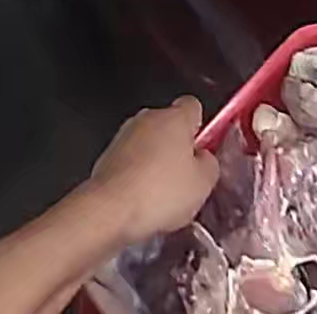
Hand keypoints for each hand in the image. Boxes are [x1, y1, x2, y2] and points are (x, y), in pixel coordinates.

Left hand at [87, 96, 219, 243]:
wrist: (110, 210)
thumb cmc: (160, 192)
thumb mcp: (203, 184)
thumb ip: (209, 164)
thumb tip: (203, 159)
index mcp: (175, 117)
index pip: (192, 106)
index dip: (199, 126)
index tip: (201, 149)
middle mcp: (148, 117)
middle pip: (169, 125)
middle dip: (177, 148)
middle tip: (184, 179)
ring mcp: (125, 134)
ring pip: (149, 143)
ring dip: (155, 162)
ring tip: (161, 197)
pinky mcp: (107, 154)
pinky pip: (130, 160)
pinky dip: (136, 175)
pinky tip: (140, 201)